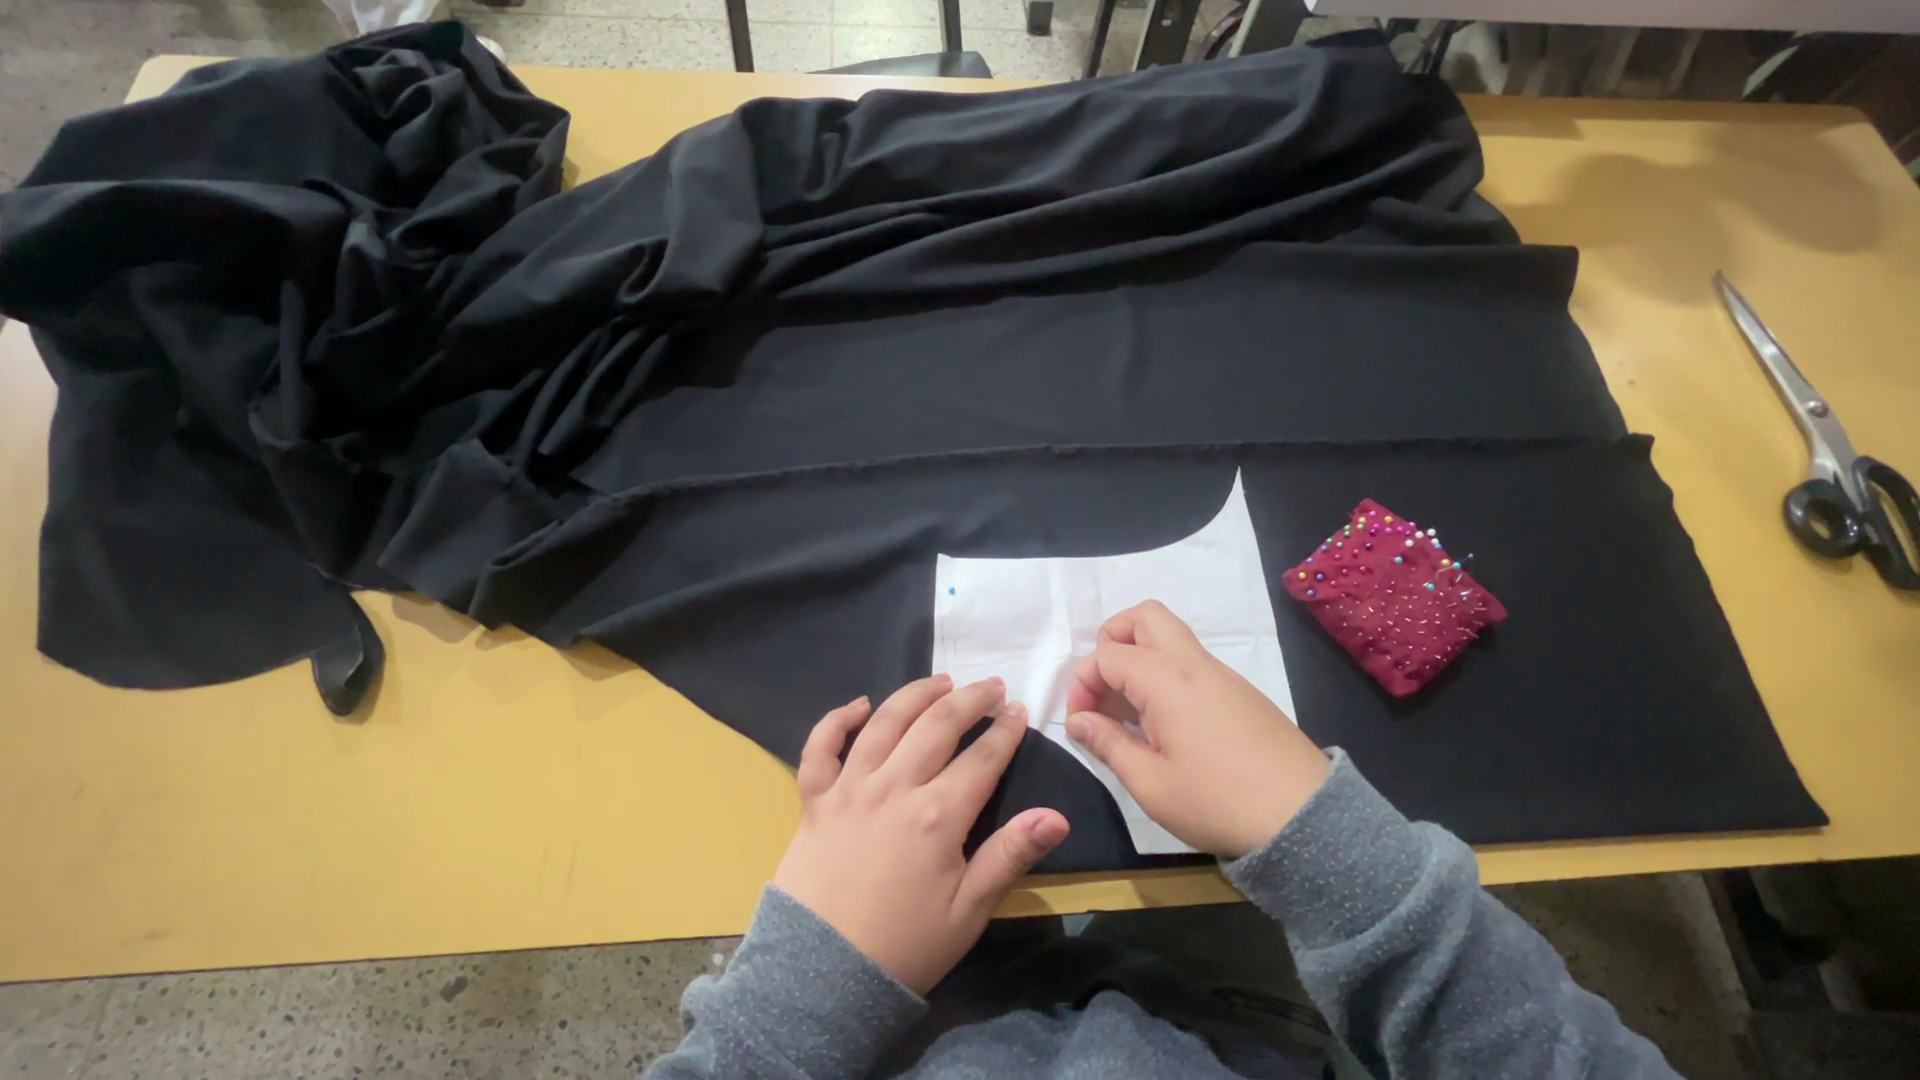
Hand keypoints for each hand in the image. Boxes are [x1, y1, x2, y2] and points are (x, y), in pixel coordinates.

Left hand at [773, 675, 1069, 994]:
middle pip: (936, 726)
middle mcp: (893, 787)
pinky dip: (837, 719)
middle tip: (990, 685)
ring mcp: (849, 789)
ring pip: (884, 723)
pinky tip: (860, 705)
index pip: (981, 758)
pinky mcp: (814, 800)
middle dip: (969, 700)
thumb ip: (1010, 856)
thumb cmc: (904, 947)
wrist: (821, 978)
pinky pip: (820, 747)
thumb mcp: (969, 912)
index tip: (1019, 710)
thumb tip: (1056, 815)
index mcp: (937, 816)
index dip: (1004, 731)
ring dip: (915, 695)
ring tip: (940, 681)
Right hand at [1065, 600, 1329, 857]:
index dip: (1081, 684)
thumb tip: (1079, 721)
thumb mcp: (1150, 783)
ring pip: (1170, 637)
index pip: (1106, 655)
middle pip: (1144, 617)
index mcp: (1166, 679)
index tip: (1080, 724)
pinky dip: (1165, 674)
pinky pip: (1191, 662)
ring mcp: (1222, 674)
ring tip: (1129, 711)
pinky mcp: (1240, 692)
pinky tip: (1163, 723)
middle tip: (1104, 687)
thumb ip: (1108, 744)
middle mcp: (1193, 663)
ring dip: (1139, 657)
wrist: (1304, 818)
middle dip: (1111, 640)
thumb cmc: (1217, 802)